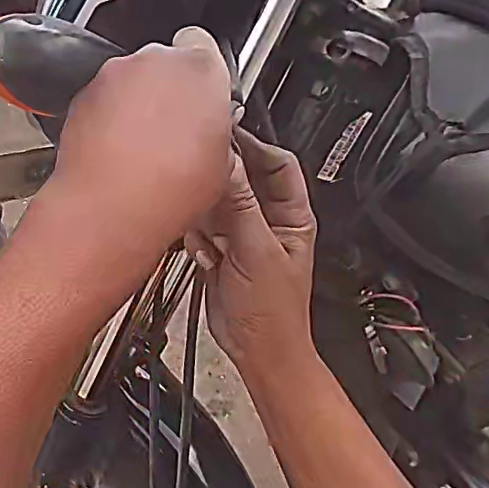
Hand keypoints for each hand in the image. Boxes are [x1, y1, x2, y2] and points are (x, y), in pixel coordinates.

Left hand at [37, 27, 234, 264]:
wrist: (112, 208)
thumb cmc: (169, 189)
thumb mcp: (221, 164)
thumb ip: (217, 130)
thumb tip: (212, 134)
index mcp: (202, 70)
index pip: (207, 47)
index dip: (205, 74)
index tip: (204, 97)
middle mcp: (157, 61)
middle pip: (167, 65)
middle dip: (170, 92)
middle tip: (175, 135)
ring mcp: (116, 75)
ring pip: (133, 81)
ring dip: (138, 105)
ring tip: (144, 151)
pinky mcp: (85, 94)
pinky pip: (104, 99)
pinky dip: (109, 118)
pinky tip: (119, 154)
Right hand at [188, 128, 317, 373]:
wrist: (255, 349)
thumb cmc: (274, 312)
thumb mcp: (256, 250)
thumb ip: (239, 204)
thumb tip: (227, 162)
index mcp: (291, 215)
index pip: (276, 163)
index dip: (253, 147)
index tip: (224, 137)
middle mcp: (266, 220)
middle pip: (239, 180)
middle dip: (221, 187)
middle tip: (206, 189)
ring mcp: (241, 235)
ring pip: (215, 203)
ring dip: (206, 219)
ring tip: (211, 241)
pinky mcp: (218, 250)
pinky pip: (200, 228)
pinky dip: (197, 239)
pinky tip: (206, 257)